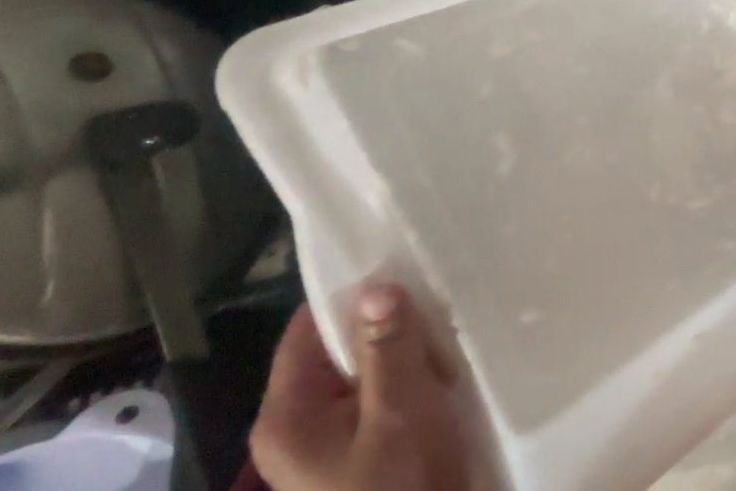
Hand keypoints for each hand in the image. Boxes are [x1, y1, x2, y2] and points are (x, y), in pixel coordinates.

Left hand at [251, 285, 468, 490]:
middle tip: (438, 302)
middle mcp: (297, 425)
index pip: (306, 329)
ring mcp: (328, 441)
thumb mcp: (398, 412)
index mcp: (286, 415)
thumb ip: (387, 349)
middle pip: (338, 349)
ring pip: (366, 370)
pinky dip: (412, 378)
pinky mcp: (360, 450)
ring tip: (449, 336)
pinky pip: (381, 395)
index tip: (402, 265)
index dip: (350, 294)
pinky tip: (446, 372)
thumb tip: (376, 284)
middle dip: (389, 325)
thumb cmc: (401, 484)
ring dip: (407, 351)